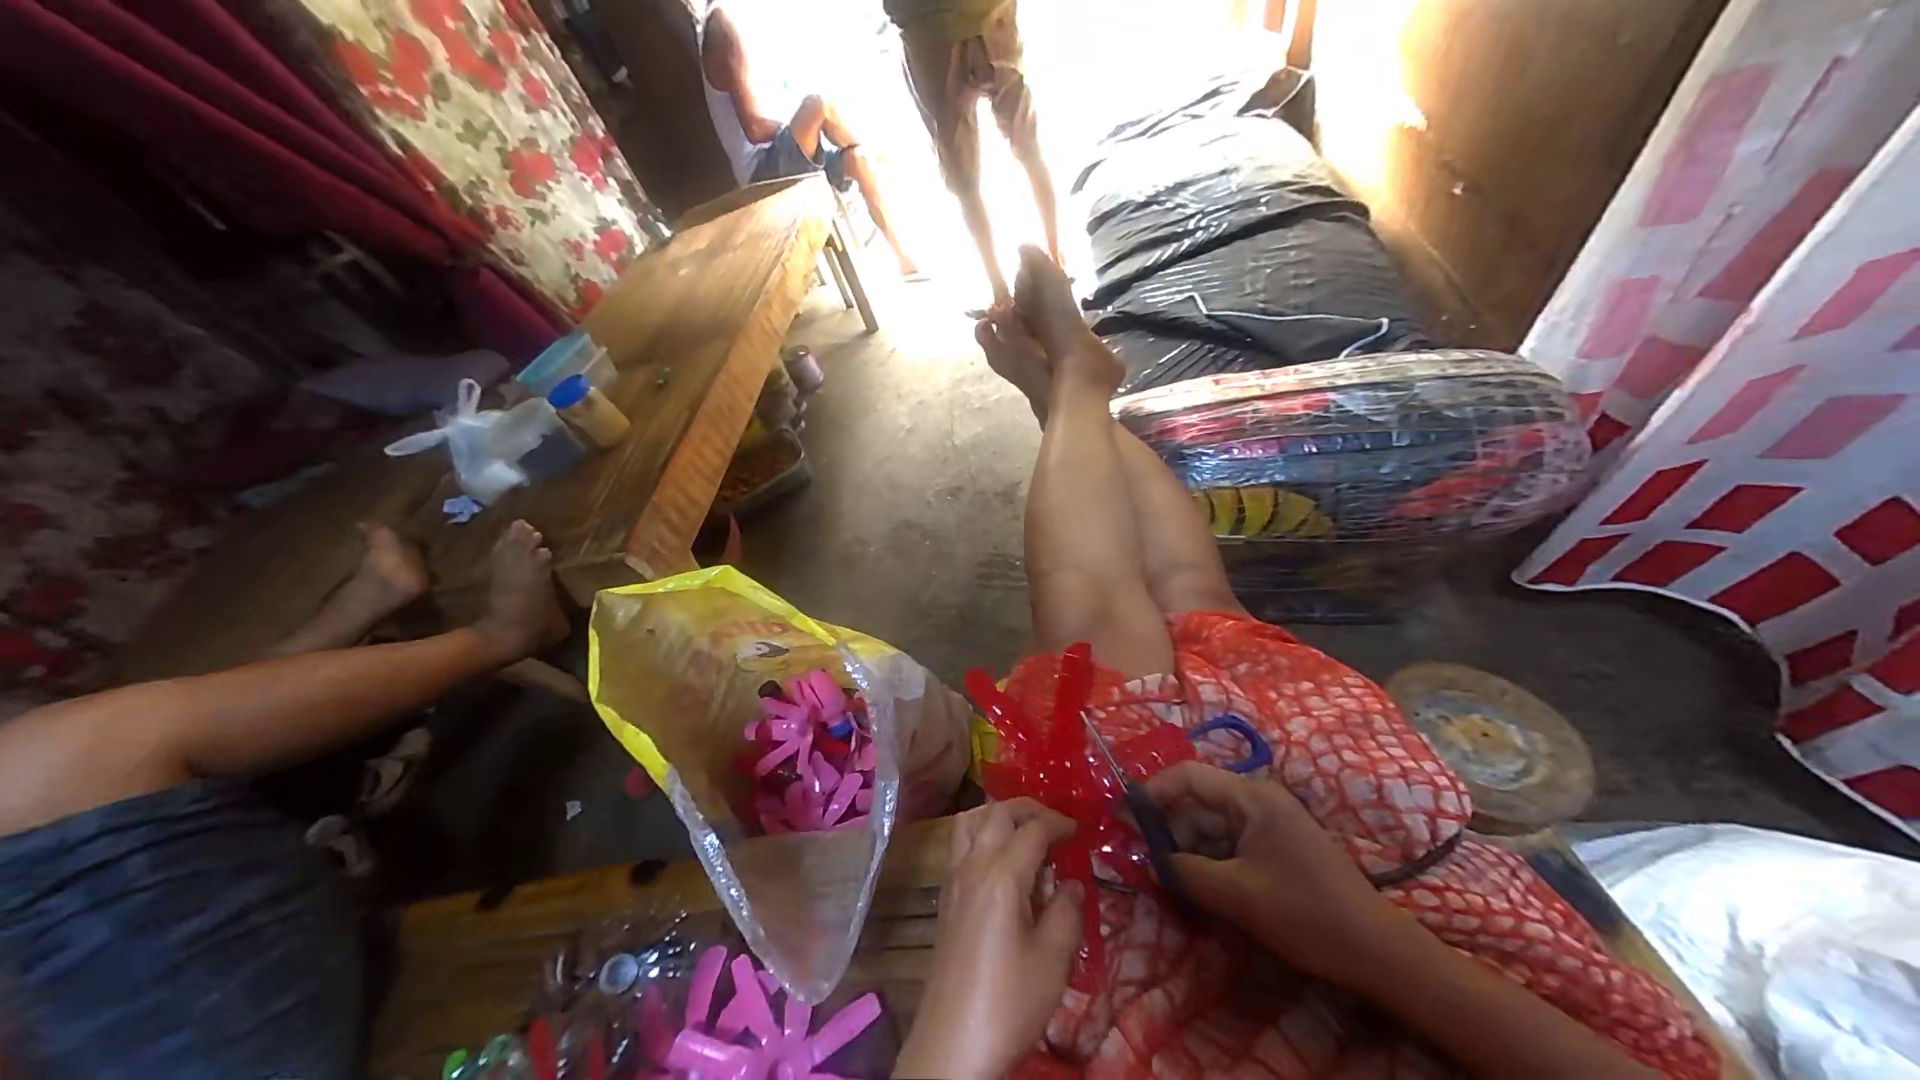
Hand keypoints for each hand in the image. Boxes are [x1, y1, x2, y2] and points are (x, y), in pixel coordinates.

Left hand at [894, 799, 1083, 1079]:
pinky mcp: (945, 898)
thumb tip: (1071, 883)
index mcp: (1001, 875)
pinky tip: (1002, 863)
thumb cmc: (1009, 1002)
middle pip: (996, 813)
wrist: (952, 1044)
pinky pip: (960, 844)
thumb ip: (1066, 911)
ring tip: (1026, 834)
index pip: (1032, 829)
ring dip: (998, 816)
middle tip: (1055, 823)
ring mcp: (952, 880)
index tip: (1080, 830)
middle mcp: (971, 866)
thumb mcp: (1053, 960)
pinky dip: (982, 834)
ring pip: (970, 822)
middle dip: (1028, 809)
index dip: (1059, 823)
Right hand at [1145, 762, 1414, 989]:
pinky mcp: (1275, 848)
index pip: (1188, 776)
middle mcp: (1259, 800)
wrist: (1377, 951)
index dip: (1151, 792)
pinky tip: (1198, 888)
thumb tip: (1151, 860)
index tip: (1122, 816)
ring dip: (1188, 850)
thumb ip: (1186, 871)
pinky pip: (1229, 845)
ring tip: (1168, 880)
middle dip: (1168, 829)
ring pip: (1211, 827)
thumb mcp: (1236, 895)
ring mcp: (1269, 824)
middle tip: (1142, 859)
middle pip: (1198, 803)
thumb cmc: (1306, 913)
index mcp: (1252, 797)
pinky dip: (1209, 862)